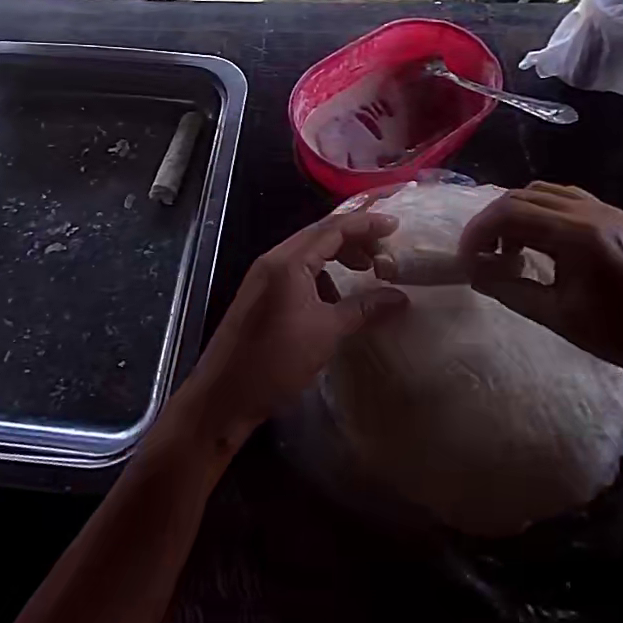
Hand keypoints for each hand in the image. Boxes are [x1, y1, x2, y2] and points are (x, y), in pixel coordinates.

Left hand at [178, 211, 408, 441]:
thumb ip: (364, 309)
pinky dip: (322, 274)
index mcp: (288, 262)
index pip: (333, 228)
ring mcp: (264, 277)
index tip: (395, 226)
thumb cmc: (275, 361)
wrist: (222, 398)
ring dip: (338, 255)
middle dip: (355, 238)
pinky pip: (297, 270)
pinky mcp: (260, 295)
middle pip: (320, 234)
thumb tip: (400, 297)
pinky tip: (335, 298)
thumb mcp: (327, 333)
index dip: (366, 224)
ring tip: (365, 270)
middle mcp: (274, 261)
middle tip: (383, 252)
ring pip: (308, 252)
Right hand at [456, 182, 622, 383]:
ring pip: (545, 192)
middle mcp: (591, 210)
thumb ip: (511, 290)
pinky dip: (543, 212)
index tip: (464, 259)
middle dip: (493, 220)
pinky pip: (568, 199)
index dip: (478, 232)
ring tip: (508, 250)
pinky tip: (542, 244)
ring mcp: (607, 209)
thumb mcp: (560, 318)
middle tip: (479, 254)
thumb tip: (474, 273)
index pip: (510, 213)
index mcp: (576, 234)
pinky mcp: (618, 217)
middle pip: (523, 196)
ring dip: (518, 213)